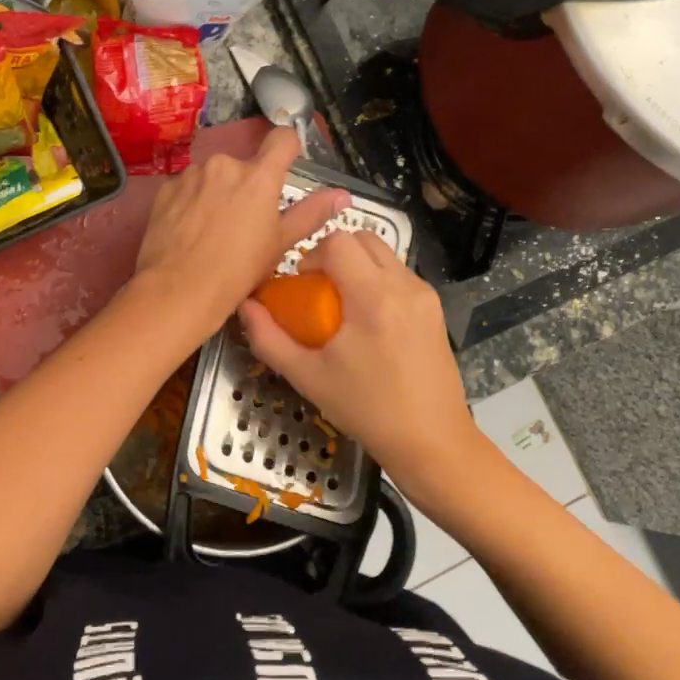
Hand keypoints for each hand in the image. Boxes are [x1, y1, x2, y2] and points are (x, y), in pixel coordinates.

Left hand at [133, 127, 347, 328]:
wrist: (178, 290)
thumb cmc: (237, 270)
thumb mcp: (280, 244)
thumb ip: (311, 213)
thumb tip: (342, 194)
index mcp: (259, 176)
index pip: (282, 138)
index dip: (289, 147)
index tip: (287, 163)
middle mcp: (224, 164)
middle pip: (243, 166)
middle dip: (246, 186)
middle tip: (244, 222)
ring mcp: (191, 174)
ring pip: (212, 176)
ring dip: (216, 193)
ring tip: (212, 230)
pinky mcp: (165, 188)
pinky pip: (186, 188)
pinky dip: (190, 202)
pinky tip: (188, 231)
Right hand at [239, 232, 473, 474]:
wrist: (431, 441)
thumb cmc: (366, 410)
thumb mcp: (307, 377)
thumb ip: (269, 338)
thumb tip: (244, 306)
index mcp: (373, 299)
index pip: (339, 242)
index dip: (312, 255)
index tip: (302, 285)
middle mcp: (404, 286)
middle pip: (363, 237)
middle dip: (334, 253)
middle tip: (318, 289)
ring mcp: (425, 296)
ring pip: (384, 253)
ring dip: (356, 265)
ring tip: (341, 305)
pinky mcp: (435, 308)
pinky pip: (399, 275)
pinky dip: (376, 281)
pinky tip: (366, 321)